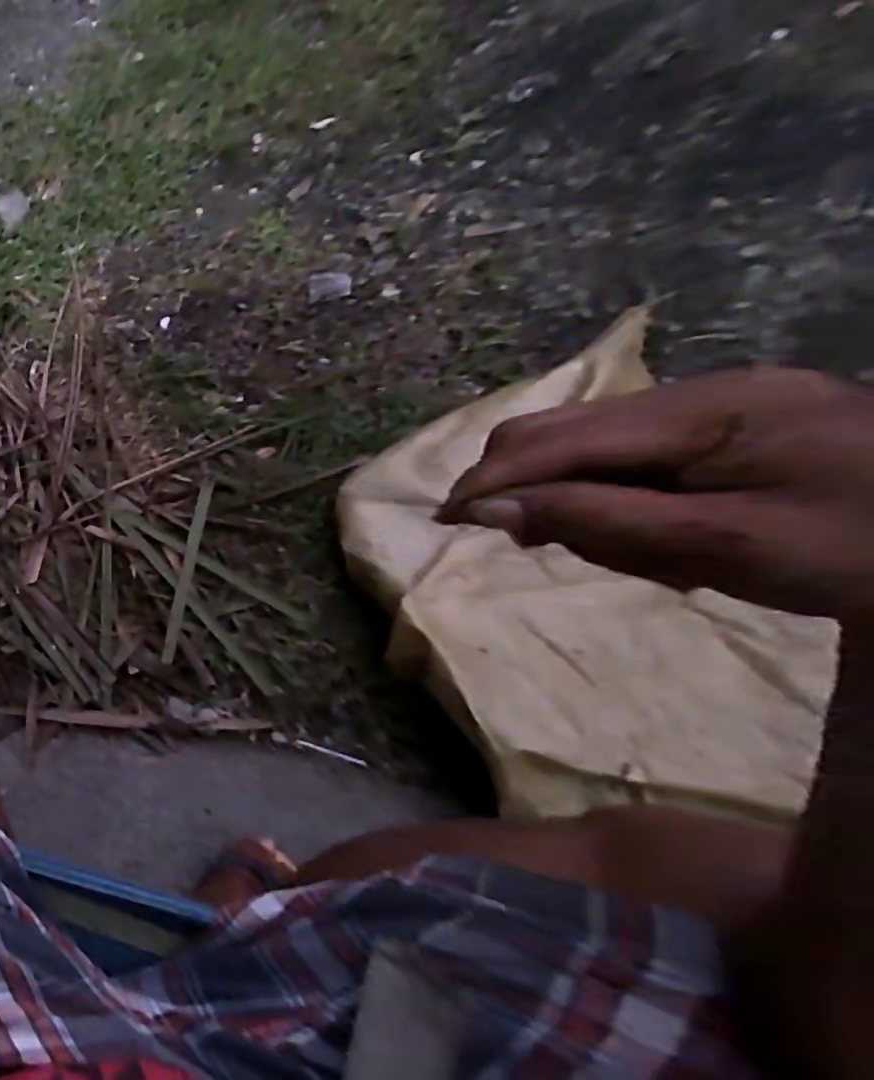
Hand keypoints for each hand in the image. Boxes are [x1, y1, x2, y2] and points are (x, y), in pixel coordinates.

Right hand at [438, 367, 873, 622]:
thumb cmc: (867, 553)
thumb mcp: (726, 546)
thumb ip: (597, 520)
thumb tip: (488, 508)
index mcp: (717, 408)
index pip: (565, 437)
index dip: (494, 476)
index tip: (445, 521)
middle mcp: (708, 389)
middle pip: (563, 426)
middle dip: (520, 481)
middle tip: (515, 536)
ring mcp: (718, 402)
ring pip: (583, 437)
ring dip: (562, 489)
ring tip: (600, 541)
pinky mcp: (725, 422)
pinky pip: (623, 449)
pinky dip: (600, 488)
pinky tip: (631, 520)